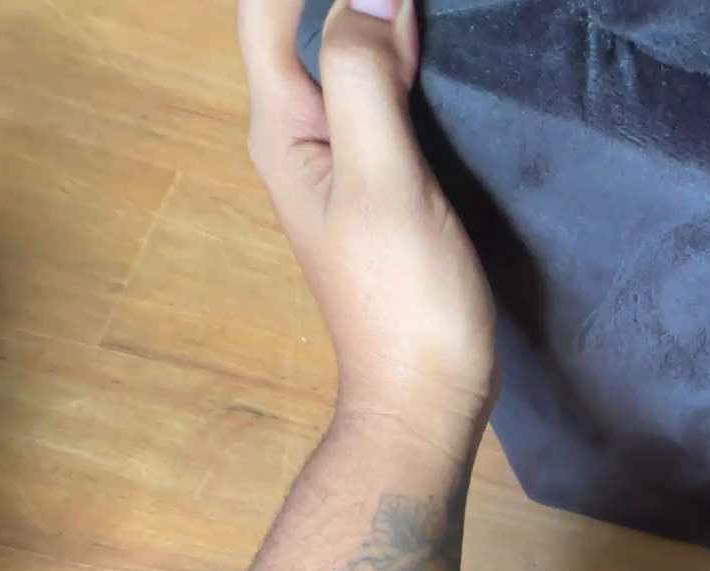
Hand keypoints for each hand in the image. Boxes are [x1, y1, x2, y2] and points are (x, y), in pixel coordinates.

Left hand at [239, 0, 495, 453]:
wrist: (429, 393)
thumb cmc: (406, 298)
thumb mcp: (383, 183)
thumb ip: (366, 82)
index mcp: (284, 131)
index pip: (270, 10)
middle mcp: (306, 144)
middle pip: (307, 33)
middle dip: (353, 0)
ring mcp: (348, 176)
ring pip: (351, 74)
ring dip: (378, 31)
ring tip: (420, 13)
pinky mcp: (389, 202)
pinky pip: (386, 118)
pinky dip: (406, 81)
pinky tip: (438, 73)